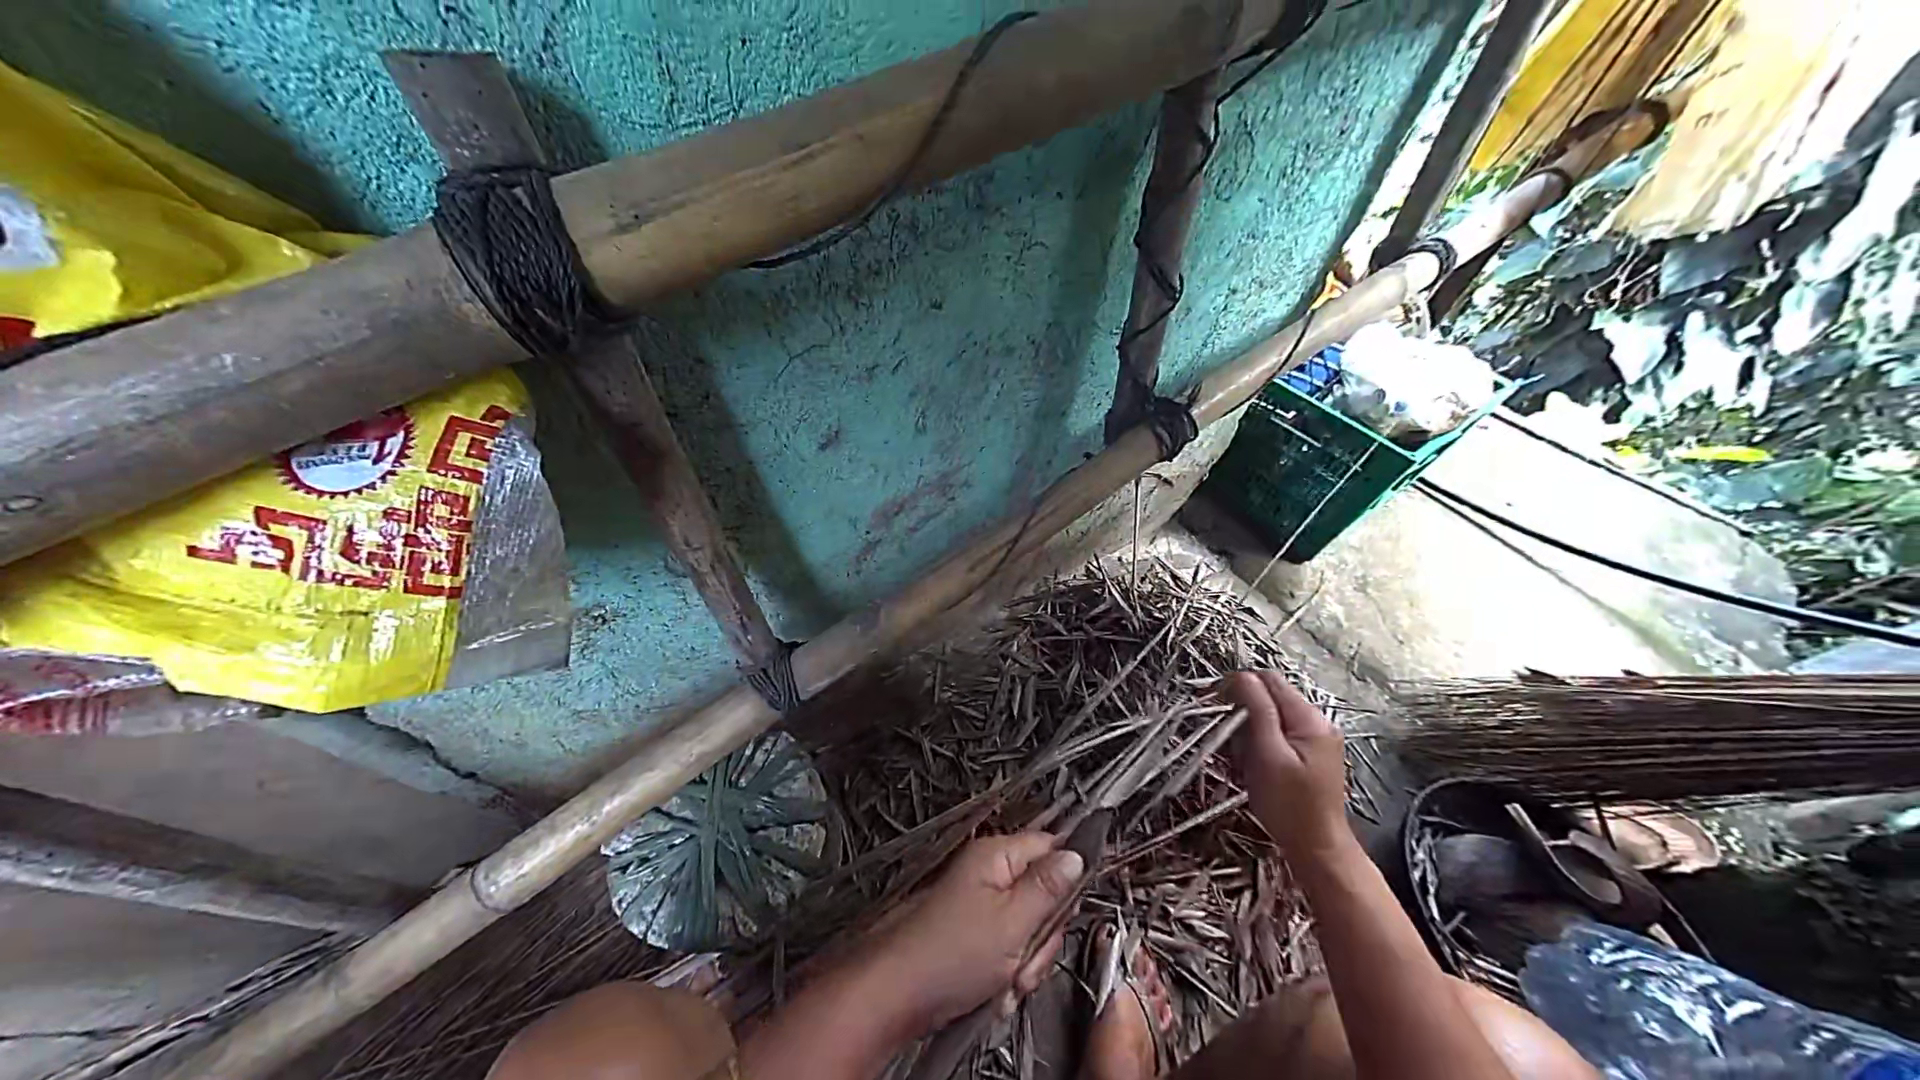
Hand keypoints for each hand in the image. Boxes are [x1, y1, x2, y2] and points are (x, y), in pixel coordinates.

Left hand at [857, 833, 1084, 1035]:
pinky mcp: (973, 935)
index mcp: (996, 856)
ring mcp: (980, 905)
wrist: (897, 996)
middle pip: (1044, 893)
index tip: (1068, 908)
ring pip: (1029, 928)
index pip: (1051, 846)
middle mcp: (987, 874)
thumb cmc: (943, 954)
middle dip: (1044, 933)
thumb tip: (1076, 856)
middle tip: (1028, 953)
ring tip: (1008, 976)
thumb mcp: (1012, 921)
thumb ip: (1049, 887)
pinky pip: (1009, 949)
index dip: (1068, 878)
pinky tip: (996, 988)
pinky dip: (1008, 973)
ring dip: (1027, 960)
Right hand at [1220, 670, 1350, 860]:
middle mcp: (1315, 722)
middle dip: (1241, 712)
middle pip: (1268, 696)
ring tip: (1240, 758)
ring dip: (1247, 730)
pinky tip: (1251, 765)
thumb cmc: (1290, 806)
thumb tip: (1241, 676)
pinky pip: (1274, 734)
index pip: (1268, 680)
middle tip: (1225, 738)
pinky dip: (1257, 744)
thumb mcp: (1268, 756)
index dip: (1238, 686)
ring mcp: (1313, 739)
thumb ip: (1258, 712)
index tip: (1214, 707)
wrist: (1317, 850)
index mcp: (1309, 719)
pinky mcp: (1307, 754)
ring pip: (1268, 716)